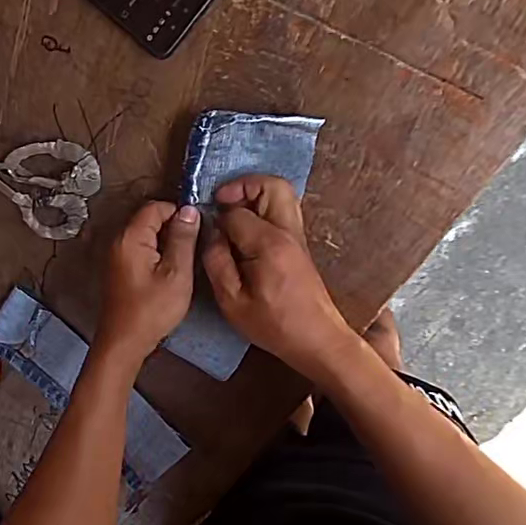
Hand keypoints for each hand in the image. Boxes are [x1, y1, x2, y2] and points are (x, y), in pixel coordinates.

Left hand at [96, 201, 200, 357]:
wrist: (124, 342)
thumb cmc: (151, 310)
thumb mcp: (177, 273)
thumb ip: (183, 238)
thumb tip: (189, 211)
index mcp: (130, 237)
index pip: (155, 207)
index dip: (178, 212)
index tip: (197, 227)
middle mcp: (118, 241)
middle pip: (149, 219)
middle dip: (173, 226)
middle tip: (193, 246)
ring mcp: (116, 255)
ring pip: (146, 234)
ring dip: (166, 241)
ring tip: (184, 260)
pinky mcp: (119, 268)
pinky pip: (140, 249)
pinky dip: (156, 252)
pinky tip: (170, 270)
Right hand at [200, 175, 357, 377]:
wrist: (317, 339)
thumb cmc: (274, 325)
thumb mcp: (232, 301)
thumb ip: (216, 262)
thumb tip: (212, 234)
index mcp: (268, 245)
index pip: (236, 213)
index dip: (217, 219)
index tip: (207, 234)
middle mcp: (287, 232)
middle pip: (272, 185)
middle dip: (243, 185)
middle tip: (222, 201)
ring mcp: (297, 236)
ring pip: (281, 193)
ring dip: (255, 194)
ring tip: (232, 212)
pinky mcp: (300, 244)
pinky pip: (282, 210)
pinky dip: (263, 207)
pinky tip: (246, 229)